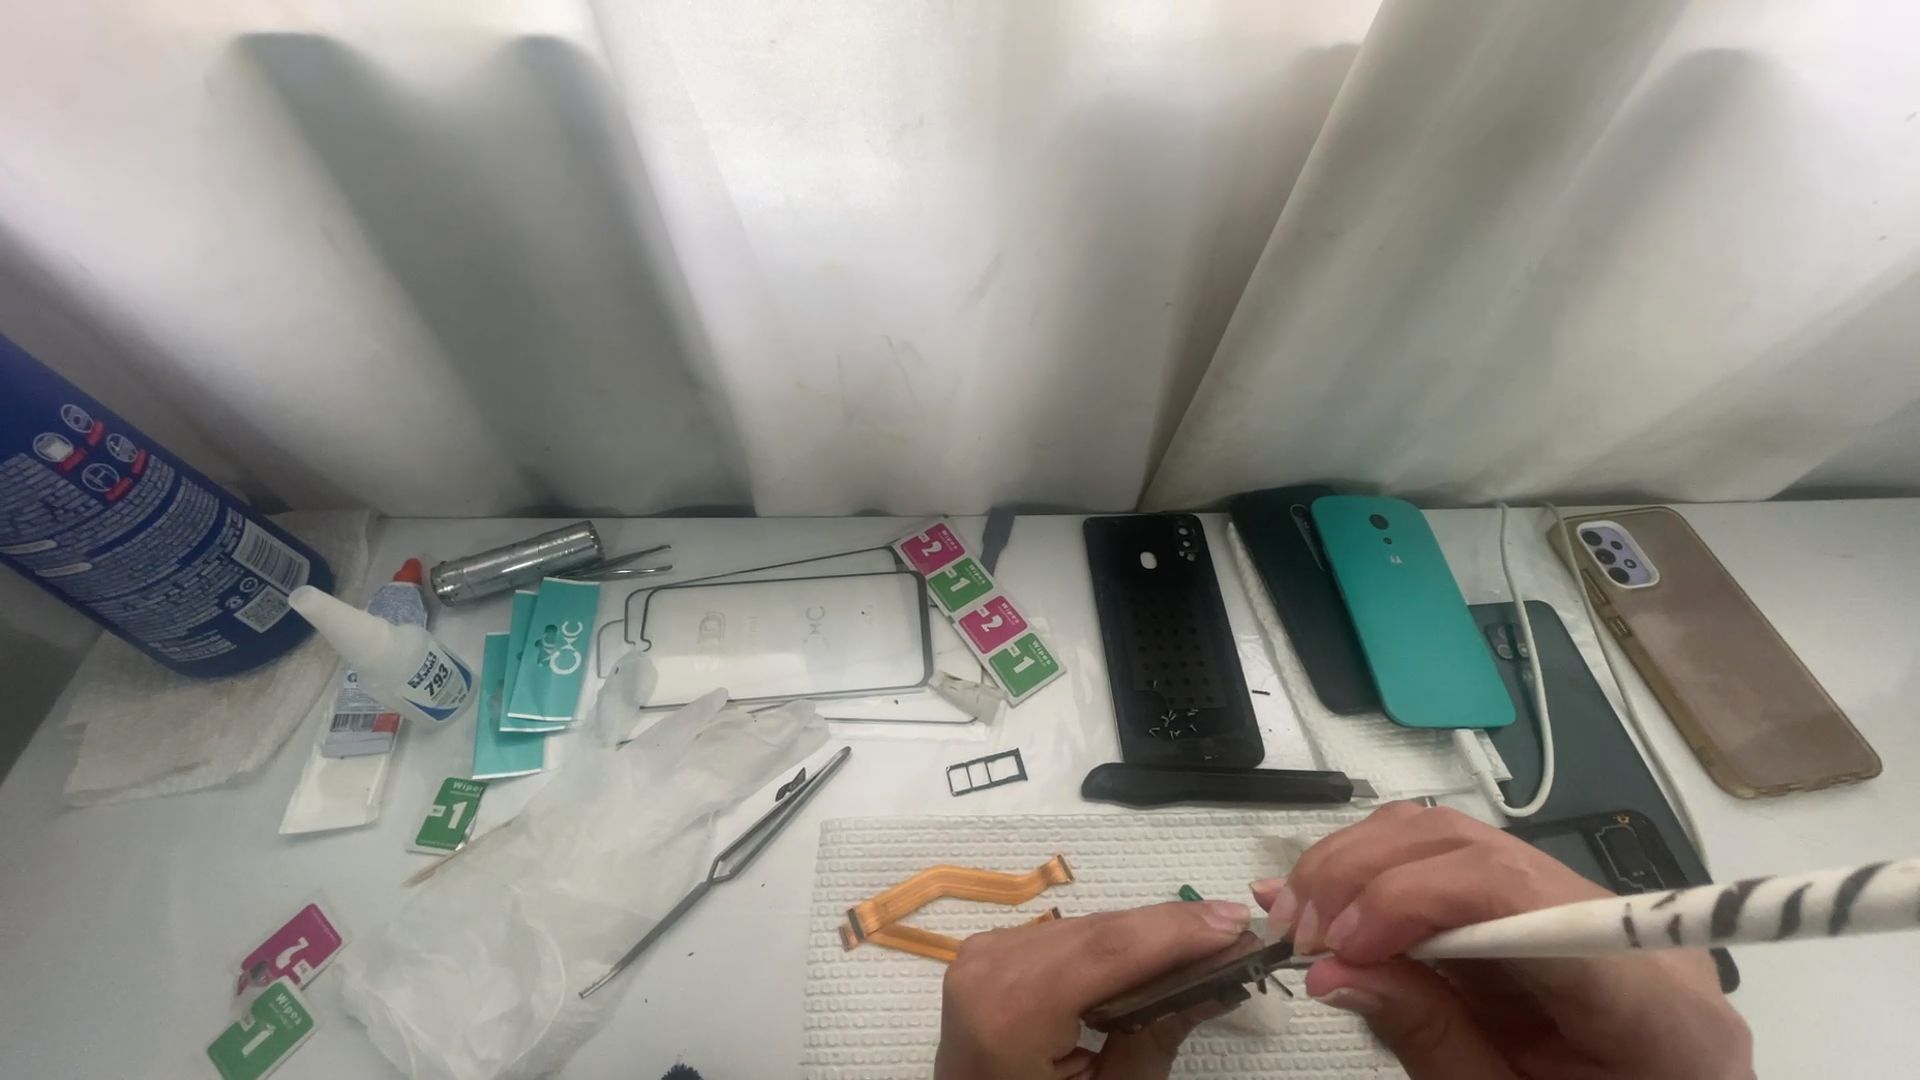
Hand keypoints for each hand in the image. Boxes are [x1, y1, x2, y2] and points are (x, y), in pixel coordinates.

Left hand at [936, 900, 1249, 1079]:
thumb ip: (1155, 1038)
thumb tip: (1219, 984)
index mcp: (1010, 1011)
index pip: (1104, 951)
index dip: (1172, 932)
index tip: (1233, 921)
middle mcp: (990, 965)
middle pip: (1095, 933)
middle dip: (1169, 928)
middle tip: (1234, 925)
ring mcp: (982, 951)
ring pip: (1081, 927)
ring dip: (1143, 932)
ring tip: (1204, 936)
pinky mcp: (987, 948)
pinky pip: (1059, 935)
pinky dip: (1107, 941)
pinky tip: (1150, 945)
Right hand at [1256, 802, 1752, 1079]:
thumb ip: (1429, 1038)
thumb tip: (1327, 972)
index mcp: (1644, 994)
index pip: (1510, 889)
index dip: (1408, 896)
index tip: (1340, 946)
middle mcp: (1605, 920)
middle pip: (1459, 843)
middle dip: (1358, 875)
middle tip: (1298, 932)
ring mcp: (1560, 898)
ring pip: (1431, 833)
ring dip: (1347, 867)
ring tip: (1298, 921)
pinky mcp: (1515, 900)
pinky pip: (1427, 857)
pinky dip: (1359, 874)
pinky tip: (1316, 903)